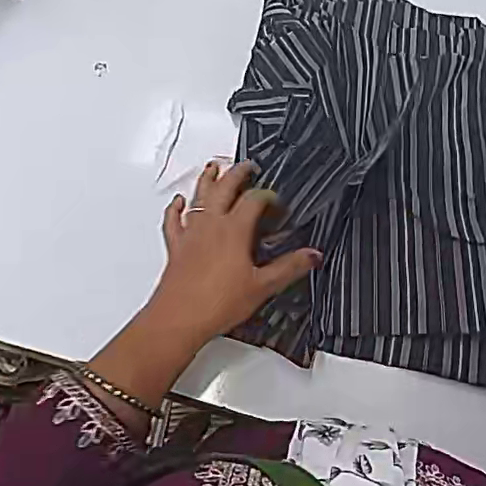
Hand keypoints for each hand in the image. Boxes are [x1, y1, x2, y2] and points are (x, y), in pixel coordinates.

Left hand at [144, 160, 321, 346]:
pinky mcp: (176, 247)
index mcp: (234, 230)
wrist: (178, 319)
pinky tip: (178, 202)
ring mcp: (191, 234)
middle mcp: (211, 225)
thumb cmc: (216, 303)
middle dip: (237, 174)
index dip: (267, 196)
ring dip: (207, 180)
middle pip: (224, 188)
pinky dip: (176, 208)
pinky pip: (174, 220)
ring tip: (213, 168)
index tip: (276, 201)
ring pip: (199, 197)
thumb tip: (311, 256)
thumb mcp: (262, 287)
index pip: (254, 200)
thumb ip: (289, 268)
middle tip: (246, 166)